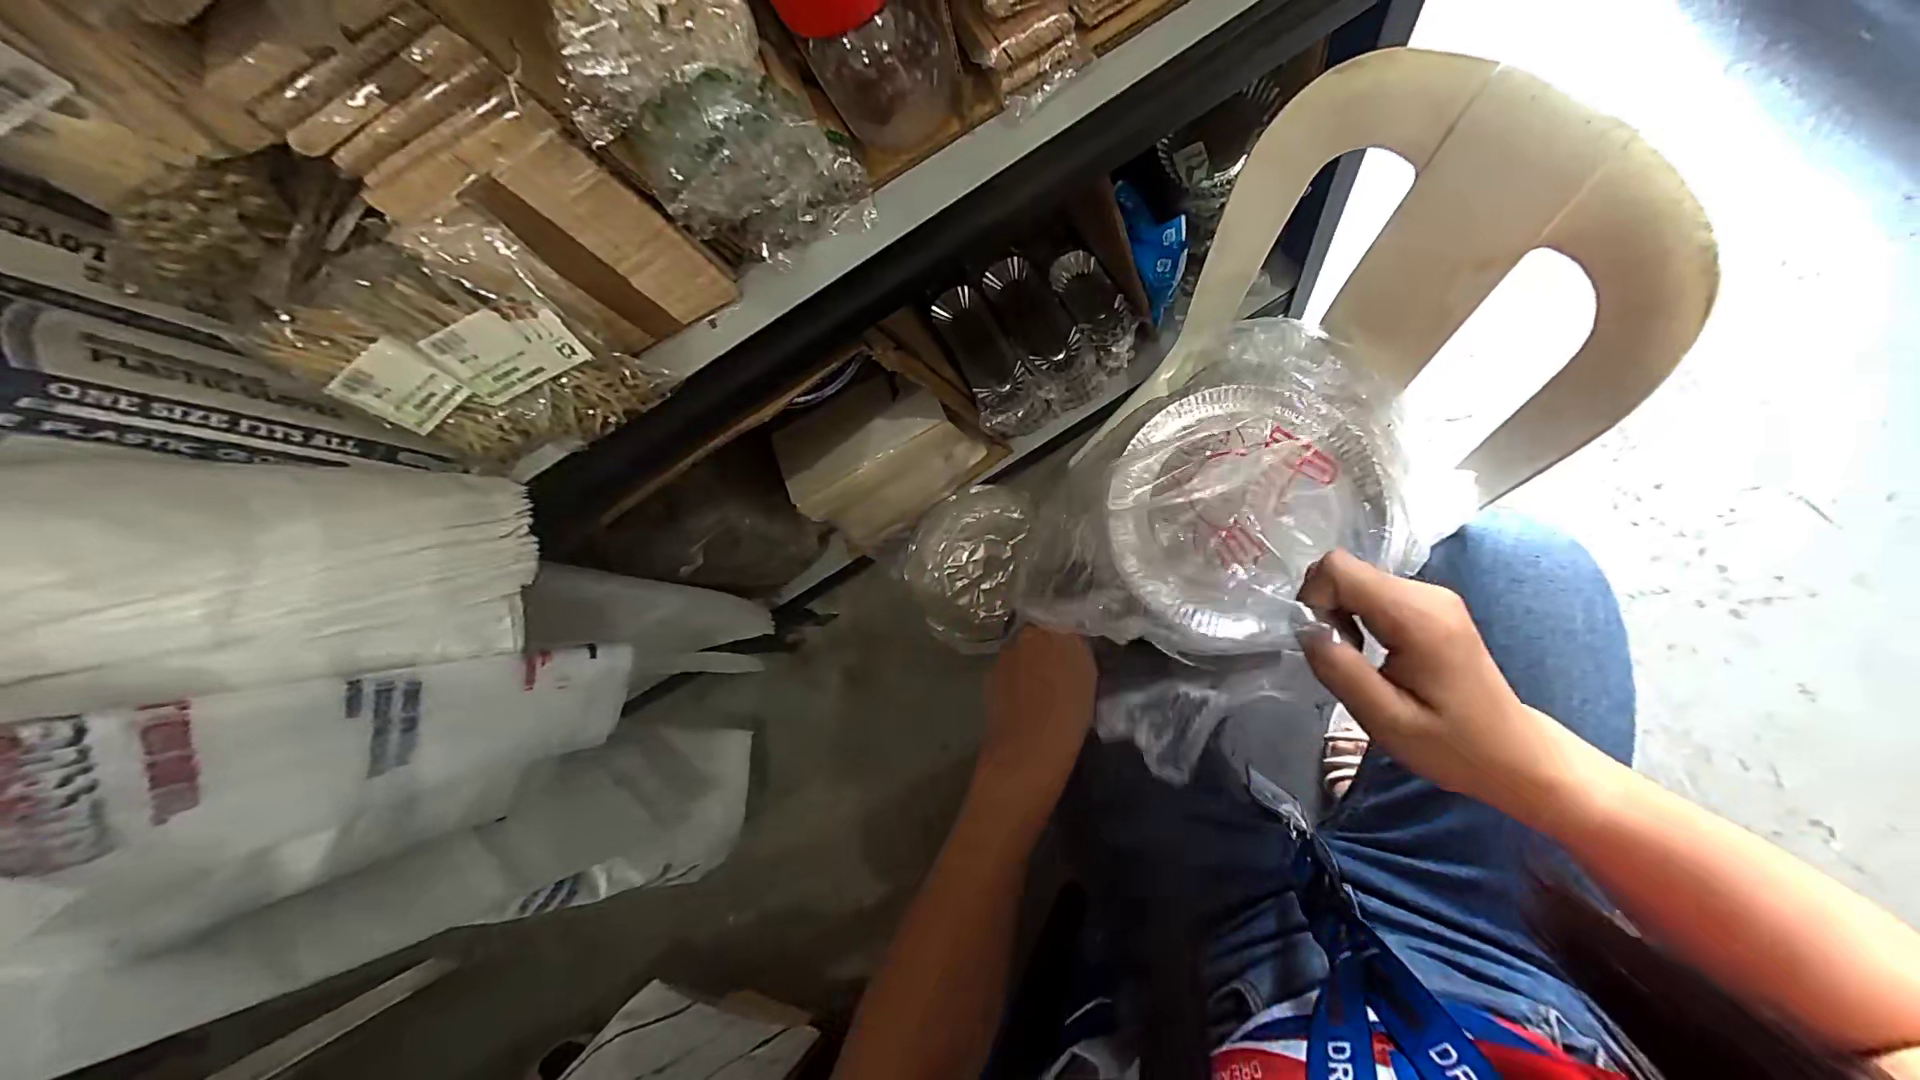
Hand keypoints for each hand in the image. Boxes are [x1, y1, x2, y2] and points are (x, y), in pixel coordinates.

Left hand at [974, 626, 1096, 813]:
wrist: (1026, 750)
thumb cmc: (1069, 717)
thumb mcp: (1088, 677)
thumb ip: (1077, 649)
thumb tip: (1070, 639)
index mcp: (1057, 631)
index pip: (1061, 613)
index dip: (1066, 627)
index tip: (1073, 640)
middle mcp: (1026, 634)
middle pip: (1038, 629)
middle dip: (1046, 640)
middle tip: (1059, 661)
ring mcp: (1004, 654)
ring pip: (1021, 648)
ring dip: (1029, 658)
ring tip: (1042, 682)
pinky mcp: (990, 674)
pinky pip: (1008, 667)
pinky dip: (1016, 675)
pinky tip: (1024, 695)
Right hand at [1295, 550, 1596, 822]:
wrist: (1513, 755)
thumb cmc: (1451, 745)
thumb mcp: (1385, 719)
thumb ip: (1340, 669)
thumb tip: (1306, 628)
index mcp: (1417, 617)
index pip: (1338, 568)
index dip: (1315, 598)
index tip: (1324, 640)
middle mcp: (1427, 593)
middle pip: (1344, 570)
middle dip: (1325, 607)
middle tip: (1342, 654)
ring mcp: (1431, 595)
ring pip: (1354, 579)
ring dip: (1339, 613)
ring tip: (1358, 657)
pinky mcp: (1428, 603)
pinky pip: (1369, 590)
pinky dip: (1354, 615)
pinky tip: (1371, 649)